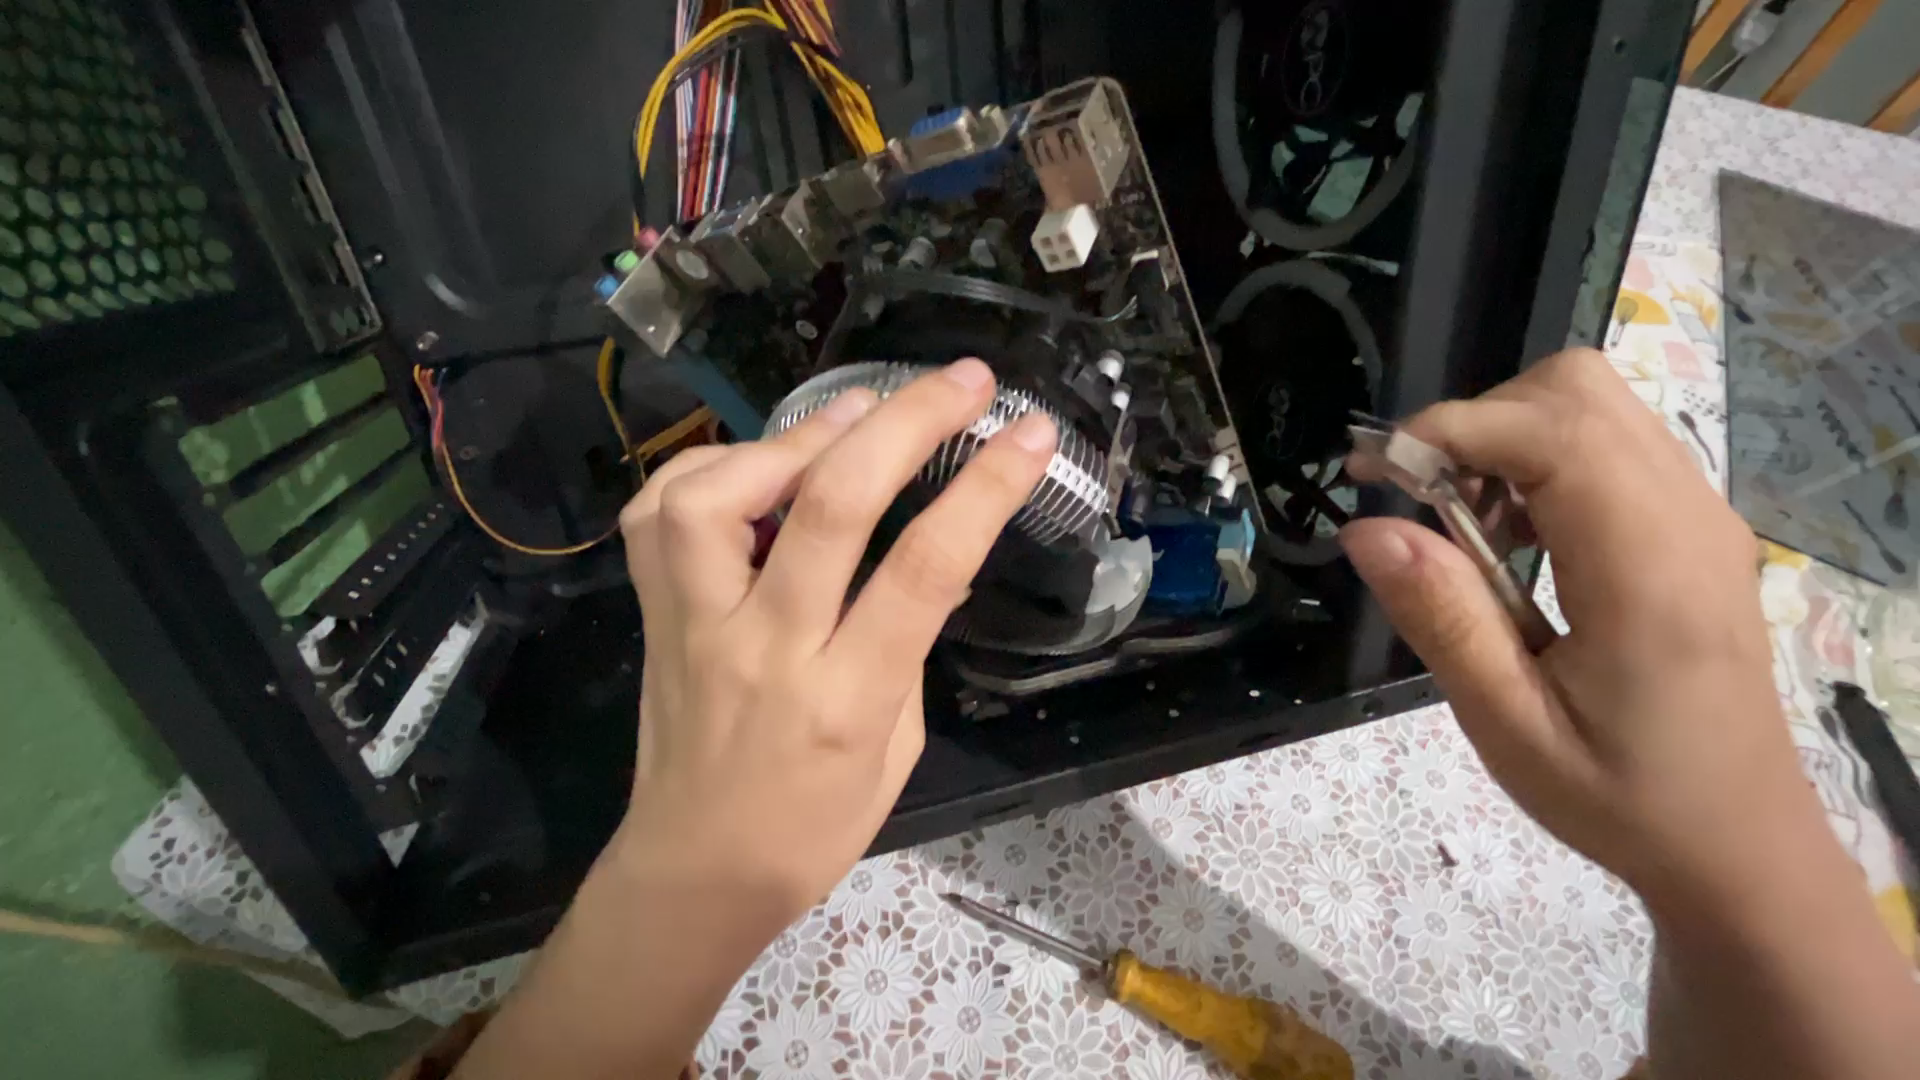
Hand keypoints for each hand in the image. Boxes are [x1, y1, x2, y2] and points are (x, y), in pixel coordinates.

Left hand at [612, 358, 1056, 922]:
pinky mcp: (653, 614)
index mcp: (846, 695)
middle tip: (961, 379)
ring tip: (854, 413)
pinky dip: (713, 464)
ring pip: (718, 495)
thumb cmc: (815, 826)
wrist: (695, 872)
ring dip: (796, 434)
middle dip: (907, 422)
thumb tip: (932, 556)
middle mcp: (765, 646)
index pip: (924, 569)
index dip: (985, 488)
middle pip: (831, 507)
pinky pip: (659, 513)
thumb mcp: (897, 745)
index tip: (1030, 432)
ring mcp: (695, 624)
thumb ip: (909, 644)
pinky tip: (760, 460)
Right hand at [1339, 348, 1820, 910]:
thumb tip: (1365, 529)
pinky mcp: (1682, 527)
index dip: (1452, 429)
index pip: (1556, 433)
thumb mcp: (1506, 723)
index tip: (1373, 474)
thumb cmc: (1617, 794)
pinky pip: (1599, 445)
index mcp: (1647, 572)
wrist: (1736, 843)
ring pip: (1588, 407)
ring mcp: (1693, 517)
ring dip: (1496, 441)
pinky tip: (1500, 537)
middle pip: (1576, 391)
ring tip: (1453, 523)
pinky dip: (1527, 462)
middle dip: (1473, 423)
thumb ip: (1441, 618)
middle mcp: (1686, 519)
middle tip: (1415, 498)